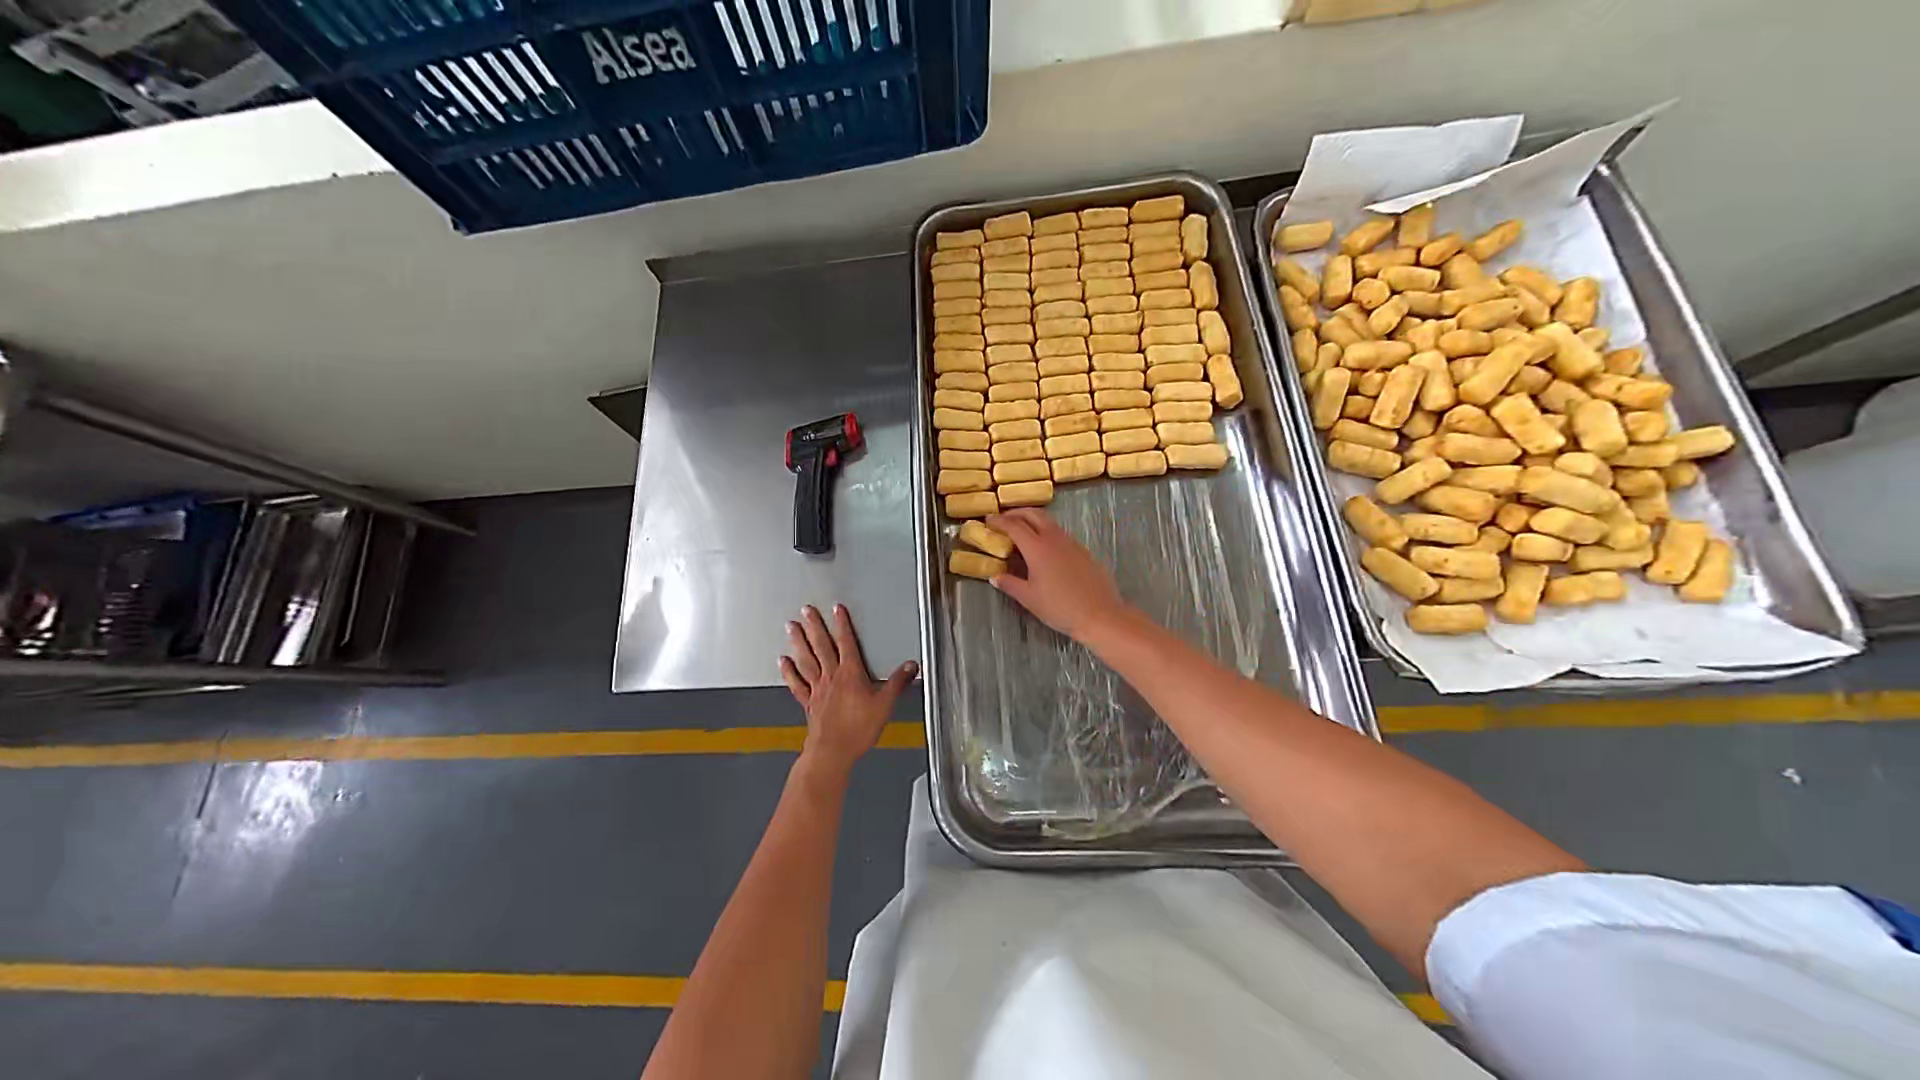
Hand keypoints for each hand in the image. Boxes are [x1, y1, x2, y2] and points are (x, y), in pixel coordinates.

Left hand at [779, 604, 916, 776]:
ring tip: (792, 627)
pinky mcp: (809, 702)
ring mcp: (817, 689)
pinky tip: (783, 662)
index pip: (846, 642)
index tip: (837, 609)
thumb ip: (898, 683)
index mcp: (850, 674)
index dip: (842, 624)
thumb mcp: (885, 704)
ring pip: (806, 659)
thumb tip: (911, 667)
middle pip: (821, 645)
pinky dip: (789, 671)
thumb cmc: (857, 730)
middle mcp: (831, 677)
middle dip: (815, 626)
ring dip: (799, 642)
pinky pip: (797, 682)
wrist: (833, 752)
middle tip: (807, 610)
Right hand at [986, 508, 1132, 642]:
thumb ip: (1010, 584)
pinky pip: (1060, 533)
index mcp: (1037, 548)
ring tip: (1022, 530)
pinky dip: (1046, 531)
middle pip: (1033, 514)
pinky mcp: (1083, 550)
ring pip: (1049, 522)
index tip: (988, 520)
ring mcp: (1072, 543)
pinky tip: (1044, 547)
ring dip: (1032, 520)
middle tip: (1004, 519)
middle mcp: (1054, 539)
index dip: (999, 521)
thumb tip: (995, 576)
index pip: (1014, 526)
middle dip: (1016, 513)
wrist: (1100, 615)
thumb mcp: (1029, 598)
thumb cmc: (1060, 608)